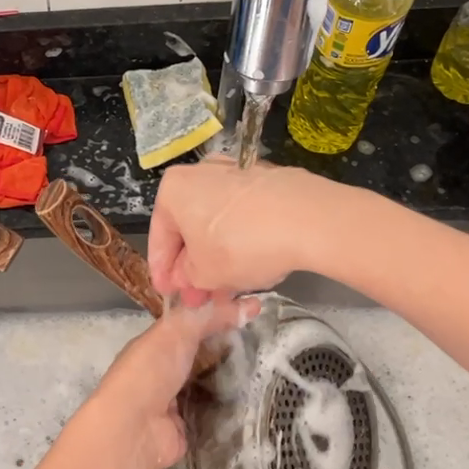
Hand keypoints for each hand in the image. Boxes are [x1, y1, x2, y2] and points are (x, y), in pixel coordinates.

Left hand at [86, 300, 258, 468]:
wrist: (136, 427)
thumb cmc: (151, 371)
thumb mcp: (176, 331)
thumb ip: (208, 317)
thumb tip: (246, 304)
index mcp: (158, 342)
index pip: (192, 322)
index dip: (219, 314)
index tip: (253, 308)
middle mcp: (166, 369)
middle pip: (203, 353)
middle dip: (229, 346)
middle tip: (264, 339)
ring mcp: (178, 399)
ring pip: (212, 382)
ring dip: (233, 377)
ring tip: (268, 366)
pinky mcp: (191, 427)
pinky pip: (216, 412)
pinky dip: (232, 407)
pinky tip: (257, 398)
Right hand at [147, 159, 345, 307]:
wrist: (308, 218)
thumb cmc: (241, 244)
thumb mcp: (205, 275)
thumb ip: (188, 279)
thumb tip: (187, 278)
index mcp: (174, 189)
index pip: (159, 237)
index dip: (162, 272)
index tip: (168, 294)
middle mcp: (201, 172)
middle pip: (190, 227)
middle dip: (193, 265)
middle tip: (199, 296)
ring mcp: (236, 172)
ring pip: (217, 221)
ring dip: (217, 254)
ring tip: (228, 286)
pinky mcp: (266, 179)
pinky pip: (242, 213)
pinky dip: (241, 237)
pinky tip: (251, 263)